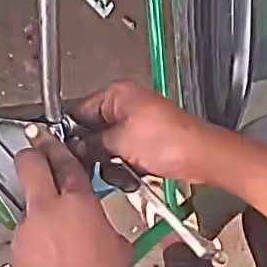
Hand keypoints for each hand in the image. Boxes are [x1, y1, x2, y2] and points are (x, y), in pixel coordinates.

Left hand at [10, 127, 129, 266]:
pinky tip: (50, 253)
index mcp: (79, 202)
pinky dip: (35, 234)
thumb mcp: (119, 248)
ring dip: (38, 203)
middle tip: (39, 154)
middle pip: (30, 162)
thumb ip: (105, 226)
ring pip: (27, 199)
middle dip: (33, 153)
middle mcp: (48, 207)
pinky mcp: (15, 247)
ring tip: (55, 228)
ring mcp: (27, 226)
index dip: (60, 148)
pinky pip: (25, 230)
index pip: (66, 161)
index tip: (56, 143)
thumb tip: (101, 227)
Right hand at [70, 81, 238, 184]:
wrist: (200, 157)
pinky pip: (124, 155)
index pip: (79, 111)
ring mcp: (137, 125)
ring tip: (125, 166)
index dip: (71, 132)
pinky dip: (126, 166)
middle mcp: (126, 106)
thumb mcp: (120, 142)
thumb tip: (76, 148)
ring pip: (108, 147)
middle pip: (93, 130)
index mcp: (117, 94)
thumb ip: (92, 144)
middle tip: (98, 162)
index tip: (66, 150)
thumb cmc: (171, 140)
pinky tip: (133, 172)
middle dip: (95, 150)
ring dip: (112, 162)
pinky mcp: (146, 142)